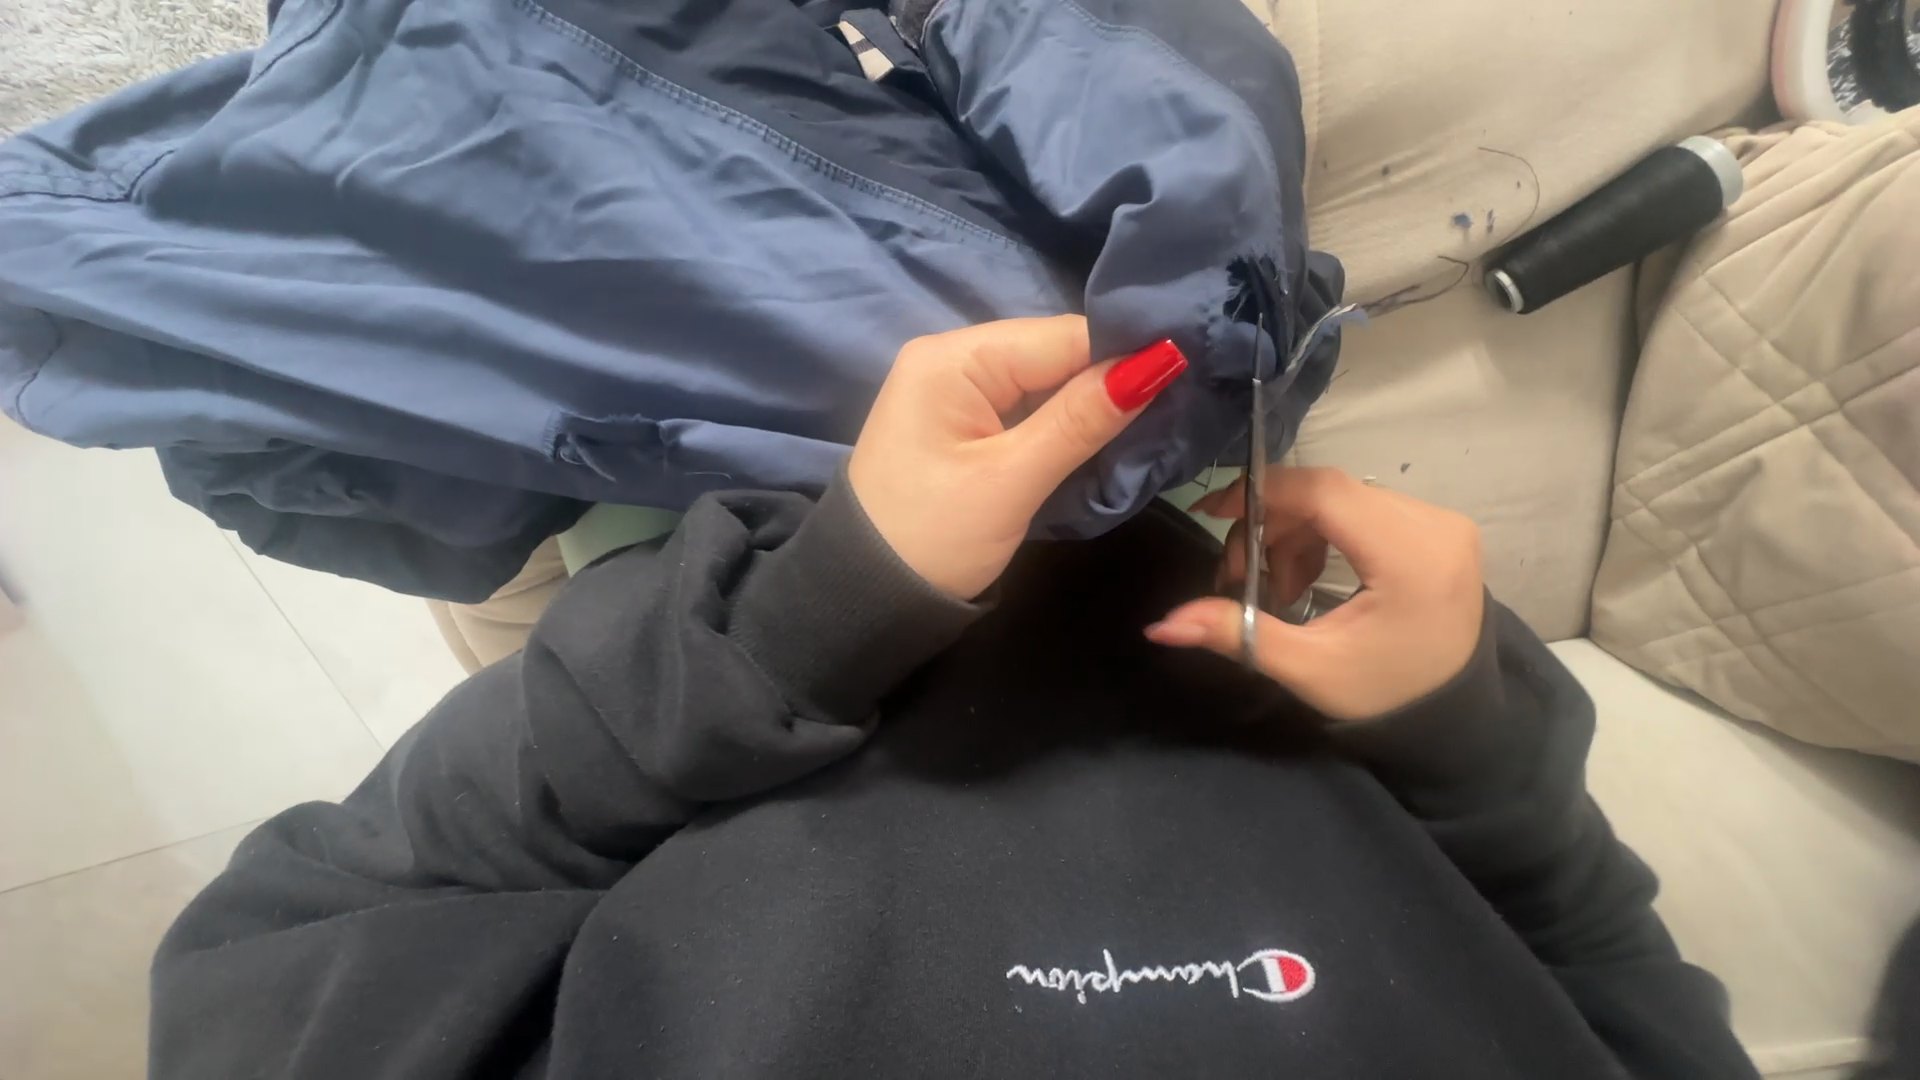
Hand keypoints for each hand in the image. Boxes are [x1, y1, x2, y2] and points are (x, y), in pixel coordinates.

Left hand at [847, 316, 1185, 599]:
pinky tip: (1100, 448)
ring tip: (1147, 434)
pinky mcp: (963, 429)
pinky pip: (1026, 415)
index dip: (1124, 356)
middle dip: (1109, 386)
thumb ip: (1080, 420)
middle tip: (1174, 415)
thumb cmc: (933, 539)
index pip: (1060, 337)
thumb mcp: (1010, 479)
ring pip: (1045, 388)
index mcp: (953, 359)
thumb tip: (1158, 362)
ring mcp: (956, 396)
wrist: (869, 597)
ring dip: (1090, 412)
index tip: (1185, 381)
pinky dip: (1061, 432)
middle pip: (1054, 358)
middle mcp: (952, 362)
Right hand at [1145, 468, 1484, 720]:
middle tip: (1239, 572)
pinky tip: (1306, 574)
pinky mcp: (1433, 526)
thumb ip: (1235, 634)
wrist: (1451, 712)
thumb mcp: (1307, 668)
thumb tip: (1162, 626)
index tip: (1211, 512)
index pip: (1325, 493)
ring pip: (1336, 497)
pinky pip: (1356, 507)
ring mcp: (1439, 521)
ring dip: (1290, 531)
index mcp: (1411, 558)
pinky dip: (1317, 532)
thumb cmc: (1383, 693)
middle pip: (1326, 492)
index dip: (1262, 492)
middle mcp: (1434, 525)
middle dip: (1269, 522)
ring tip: (1275, 585)